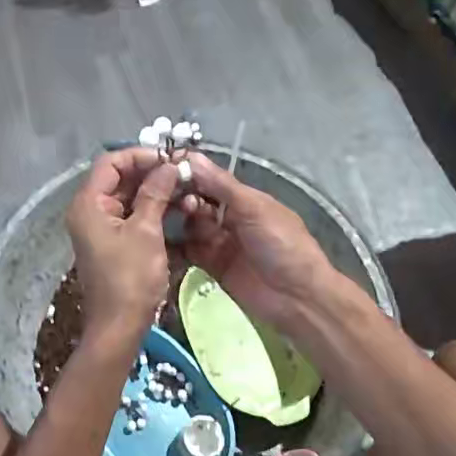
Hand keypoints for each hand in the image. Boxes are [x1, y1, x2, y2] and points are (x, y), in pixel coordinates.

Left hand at [67, 148, 181, 334]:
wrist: (119, 326)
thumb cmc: (130, 278)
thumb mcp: (146, 232)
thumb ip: (155, 194)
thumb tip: (168, 166)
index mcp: (89, 204)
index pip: (111, 162)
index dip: (140, 156)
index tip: (170, 159)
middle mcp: (89, 211)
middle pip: (119, 178)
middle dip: (151, 173)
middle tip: (183, 173)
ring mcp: (100, 228)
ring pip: (128, 197)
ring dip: (154, 192)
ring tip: (185, 190)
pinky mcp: (112, 243)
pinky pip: (131, 216)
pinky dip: (151, 210)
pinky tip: (177, 210)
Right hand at [179, 153, 336, 329]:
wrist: (297, 298)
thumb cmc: (282, 245)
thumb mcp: (254, 209)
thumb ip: (222, 186)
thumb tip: (191, 157)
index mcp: (245, 199)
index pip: (211, 180)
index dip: (190, 173)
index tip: (163, 168)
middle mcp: (230, 217)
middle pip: (198, 202)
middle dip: (182, 198)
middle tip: (167, 199)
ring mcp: (220, 242)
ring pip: (191, 225)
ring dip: (179, 220)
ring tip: (164, 218)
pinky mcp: (211, 265)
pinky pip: (188, 251)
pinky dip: (175, 246)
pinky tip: (158, 239)